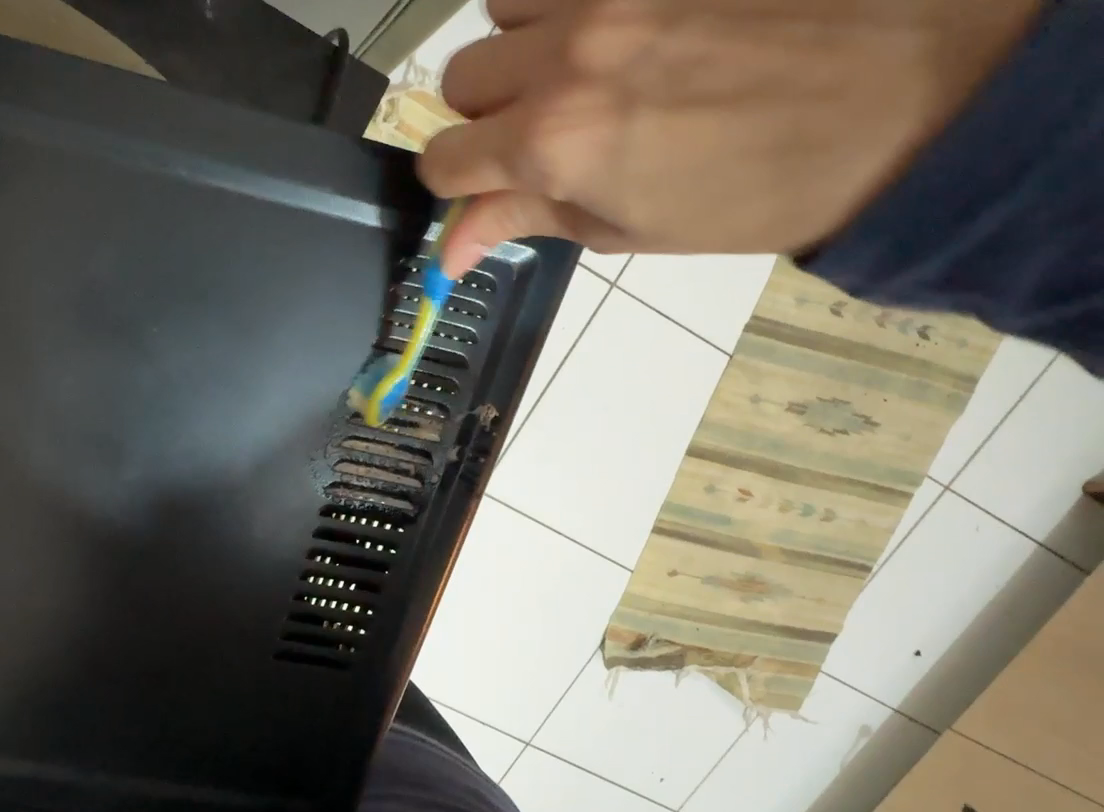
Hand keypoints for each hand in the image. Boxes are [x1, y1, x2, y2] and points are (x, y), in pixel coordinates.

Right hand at [417, 0, 1042, 273]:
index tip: (484, 189)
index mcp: (554, 142)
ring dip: (519, 44)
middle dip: (485, 113)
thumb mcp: (624, 228)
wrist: (905, 99)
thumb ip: (523, 222)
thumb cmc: (759, 189)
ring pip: (501, 7)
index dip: (457, 183)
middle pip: (459, 79)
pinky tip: (612, 31)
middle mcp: (567, 55)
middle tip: (540, 133)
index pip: (441, 159)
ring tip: (576, 70)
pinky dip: (565, 5)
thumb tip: (450, 252)